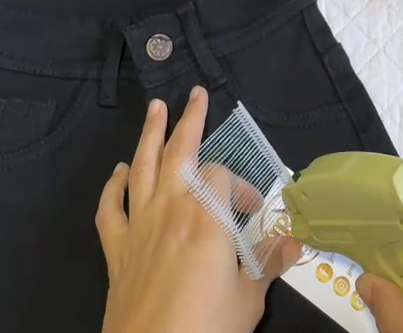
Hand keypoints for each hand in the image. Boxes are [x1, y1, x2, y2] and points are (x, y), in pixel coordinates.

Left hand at [95, 86, 300, 332]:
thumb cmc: (207, 329)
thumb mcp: (249, 299)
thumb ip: (268, 264)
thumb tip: (292, 243)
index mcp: (207, 215)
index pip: (224, 178)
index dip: (242, 188)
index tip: (255, 210)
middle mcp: (171, 208)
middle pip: (178, 151)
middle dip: (189, 120)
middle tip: (195, 94)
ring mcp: (139, 227)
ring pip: (142, 167)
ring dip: (149, 135)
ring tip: (154, 108)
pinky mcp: (117, 251)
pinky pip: (110, 210)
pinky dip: (112, 187)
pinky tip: (117, 172)